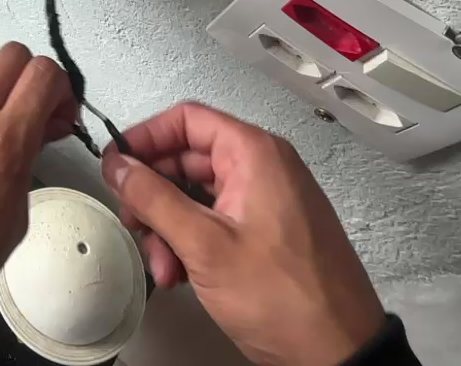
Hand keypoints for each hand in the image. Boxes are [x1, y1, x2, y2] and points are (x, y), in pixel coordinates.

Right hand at [101, 103, 385, 365]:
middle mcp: (261, 167)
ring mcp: (266, 200)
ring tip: (160, 266)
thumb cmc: (281, 297)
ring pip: (197, 193)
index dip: (145, 137)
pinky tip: (179, 274)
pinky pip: (216, 218)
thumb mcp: (204, 245)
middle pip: (187, 158)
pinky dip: (191, 241)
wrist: (344, 362)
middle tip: (131, 222)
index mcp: (254, 153)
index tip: (116, 165)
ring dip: (169, 226)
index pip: (187, 120)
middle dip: (153, 194)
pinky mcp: (268, 231)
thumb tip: (116, 164)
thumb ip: (153, 198)